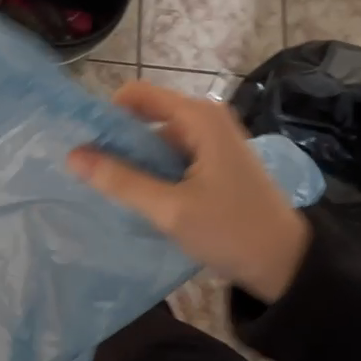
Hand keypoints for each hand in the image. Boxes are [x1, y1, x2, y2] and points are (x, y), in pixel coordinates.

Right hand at [68, 80, 309, 302]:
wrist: (288, 265)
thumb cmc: (232, 231)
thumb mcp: (170, 209)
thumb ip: (121, 180)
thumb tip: (73, 155)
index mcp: (198, 116)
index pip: (136, 94)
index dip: (107, 115)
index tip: (85, 146)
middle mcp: (206, 117)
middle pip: (146, 116)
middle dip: (119, 142)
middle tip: (95, 177)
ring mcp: (214, 139)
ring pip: (158, 139)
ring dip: (137, 161)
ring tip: (115, 192)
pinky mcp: (217, 161)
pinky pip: (174, 155)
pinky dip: (156, 171)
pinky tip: (144, 198)